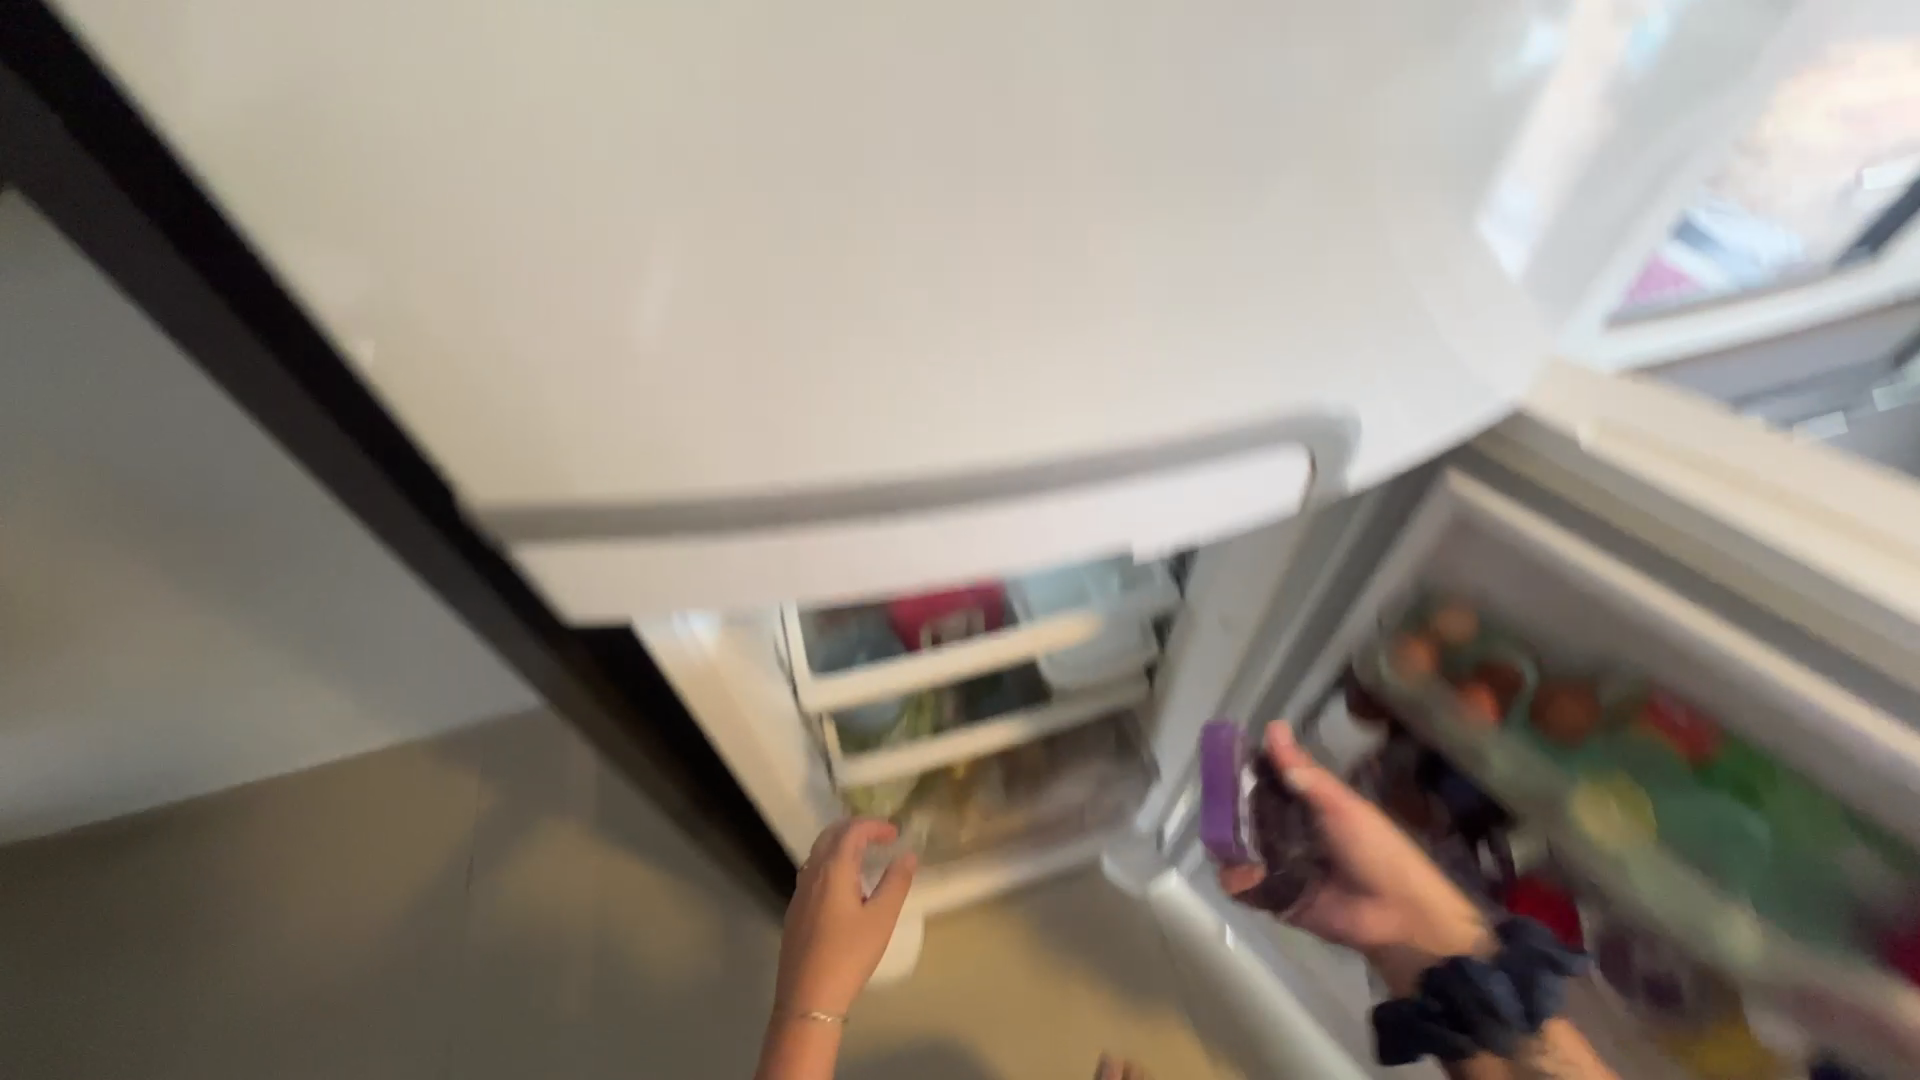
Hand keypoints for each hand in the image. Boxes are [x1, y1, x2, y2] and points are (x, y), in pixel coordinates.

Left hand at [774, 818, 917, 1017]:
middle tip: (879, 837)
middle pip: (830, 835)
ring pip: (818, 853)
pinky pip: (813, 872)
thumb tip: (908, 856)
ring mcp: (799, 893)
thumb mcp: (881, 918)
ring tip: (864, 857)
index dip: (875, 825)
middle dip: (855, 828)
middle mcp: (812, 873)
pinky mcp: (795, 911)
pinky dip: (831, 864)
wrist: (807, 998)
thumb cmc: (848, 954)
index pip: (853, 831)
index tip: (895, 834)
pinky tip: (844, 887)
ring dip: (841, 845)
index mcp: (833, 869)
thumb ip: (896, 883)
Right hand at [1219, 724, 1487, 994]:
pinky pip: (1243, 886)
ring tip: (1226, 843)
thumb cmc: (1376, 851)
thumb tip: (1273, 725)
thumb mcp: (1342, 805)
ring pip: (1238, 849)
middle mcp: (1286, 832)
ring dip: (1228, 845)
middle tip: (1217, 808)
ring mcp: (1278, 865)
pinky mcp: (1274, 897)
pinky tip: (1242, 873)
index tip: (1220, 763)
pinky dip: (1236, 879)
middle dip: (1227, 811)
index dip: (1242, 773)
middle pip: (1244, 816)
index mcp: (1304, 806)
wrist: (1399, 917)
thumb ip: (1304, 772)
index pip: (1263, 783)